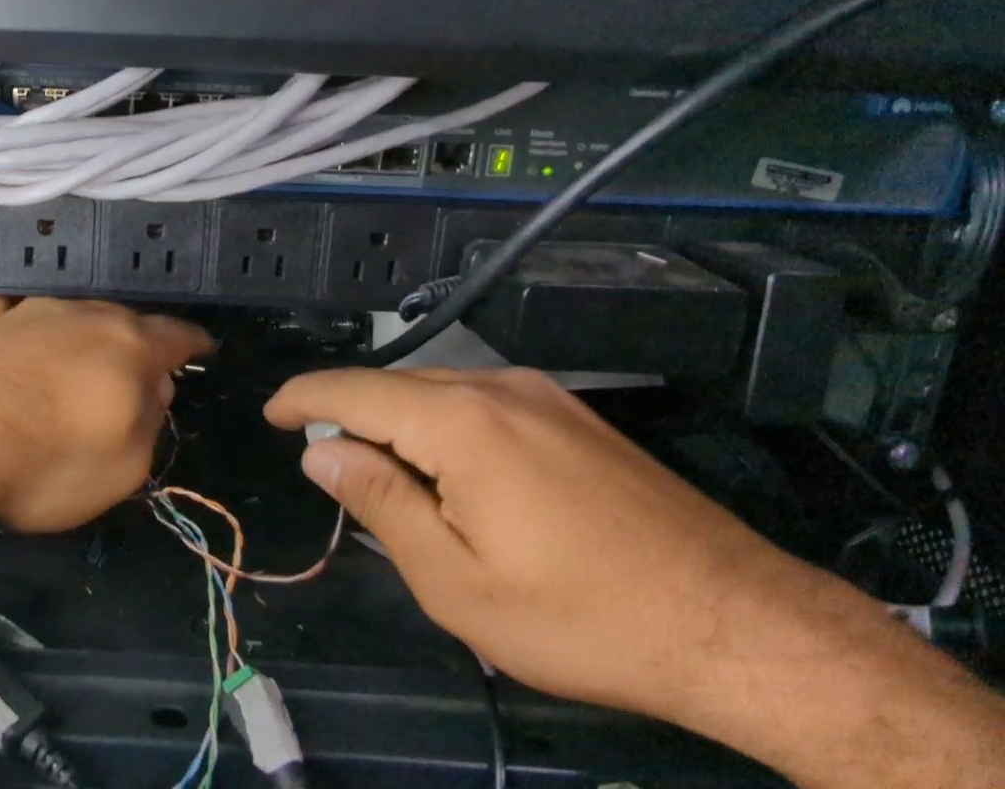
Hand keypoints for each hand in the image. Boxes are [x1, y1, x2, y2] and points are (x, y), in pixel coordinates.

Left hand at [0, 297, 213, 531]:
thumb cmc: (47, 460)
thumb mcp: (123, 466)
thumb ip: (150, 422)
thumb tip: (156, 388)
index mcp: (128, 347)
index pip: (176, 335)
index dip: (194, 343)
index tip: (204, 348)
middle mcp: (80, 315)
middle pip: (121, 319)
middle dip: (135, 341)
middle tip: (136, 370)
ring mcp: (24, 311)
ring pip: (67, 312)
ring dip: (79, 332)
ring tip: (77, 358)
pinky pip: (8, 311)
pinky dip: (18, 322)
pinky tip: (10, 331)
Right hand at [264, 367, 846, 721]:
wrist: (744, 629)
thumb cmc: (582, 618)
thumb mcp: (455, 580)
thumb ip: (379, 503)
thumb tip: (322, 452)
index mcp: (460, 423)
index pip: (353, 390)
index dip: (302, 399)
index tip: (271, 414)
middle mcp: (499, 390)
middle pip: (395, 386)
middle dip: (349, 416)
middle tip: (326, 466)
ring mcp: (546, 398)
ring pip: (439, 394)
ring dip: (398, 425)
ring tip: (386, 481)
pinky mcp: (578, 418)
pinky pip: (483, 406)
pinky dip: (443, 428)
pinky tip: (452, 475)